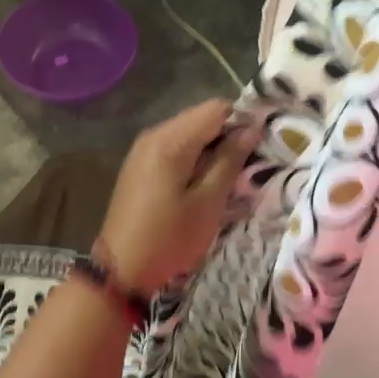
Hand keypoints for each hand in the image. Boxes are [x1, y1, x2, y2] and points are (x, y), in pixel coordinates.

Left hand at [98, 101, 261, 292]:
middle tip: (245, 168)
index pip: (217, 108)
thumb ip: (230, 161)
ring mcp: (143, 149)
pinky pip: (175, 147)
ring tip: (225, 179)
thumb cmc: (170, 237)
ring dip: (211, 149)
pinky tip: (201, 185)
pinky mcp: (140, 164)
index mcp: (171, 140)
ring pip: (189, 133)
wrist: (122, 269)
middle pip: (201, 117)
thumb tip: (250, 128)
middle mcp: (154, 134)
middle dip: (227, 136)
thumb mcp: (208, 202)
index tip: (256, 150)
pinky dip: (194, 158)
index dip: (241, 123)